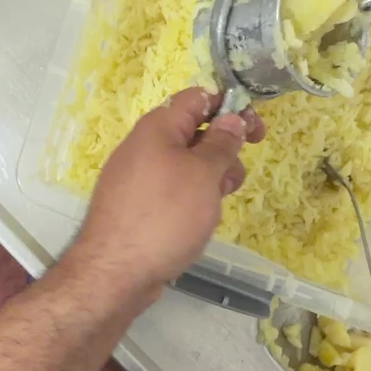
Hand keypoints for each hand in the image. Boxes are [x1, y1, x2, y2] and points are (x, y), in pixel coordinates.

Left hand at [65, 88, 267, 296]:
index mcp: (157, 128)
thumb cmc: (165, 216)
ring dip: (209, 181)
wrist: (115, 272)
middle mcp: (142, 147)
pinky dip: (190, 202)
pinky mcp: (135, 207)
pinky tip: (196, 226)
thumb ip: (221, 144)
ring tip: (214, 209)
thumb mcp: (203, 175)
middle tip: (233, 181)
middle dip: (222, 153)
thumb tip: (231, 119)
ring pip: (185, 167)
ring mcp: (136, 179)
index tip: (255, 131)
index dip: (230, 108)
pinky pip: (171, 192)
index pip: (197, 98)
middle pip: (193, 134)